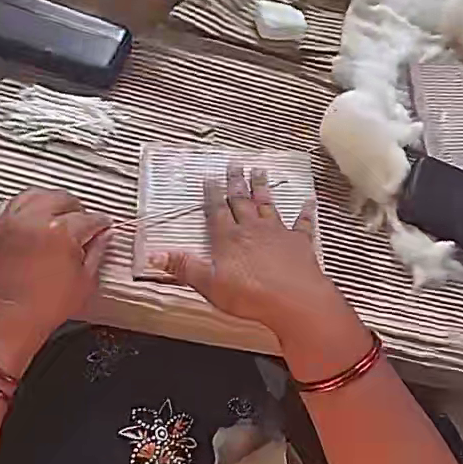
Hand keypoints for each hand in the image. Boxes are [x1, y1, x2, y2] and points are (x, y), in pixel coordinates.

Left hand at [0, 188, 111, 362]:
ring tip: (56, 215)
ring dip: (49, 202)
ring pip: (35, 195)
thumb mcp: (85, 282)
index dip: (101, 224)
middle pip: (62, 198)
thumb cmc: (42, 308)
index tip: (103, 227)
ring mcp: (10, 222)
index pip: (89, 218)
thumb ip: (96, 253)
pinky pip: (9, 205)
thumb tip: (103, 238)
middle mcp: (33, 220)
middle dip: (76, 209)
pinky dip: (22, 207)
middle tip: (82, 222)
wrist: (5, 321)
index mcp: (61, 231)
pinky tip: (30, 217)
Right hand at [152, 165, 342, 335]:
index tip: (209, 176)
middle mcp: (253, 229)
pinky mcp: (299, 243)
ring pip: (268, 205)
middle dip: (236, 182)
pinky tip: (309, 201)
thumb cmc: (250, 295)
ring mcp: (278, 233)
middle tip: (234, 164)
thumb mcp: (209, 284)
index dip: (212, 193)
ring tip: (260, 171)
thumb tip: (153, 256)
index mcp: (229, 238)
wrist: (294, 300)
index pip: (217, 211)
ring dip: (263, 188)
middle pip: (242, 201)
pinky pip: (302, 223)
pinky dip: (305, 212)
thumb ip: (184, 267)